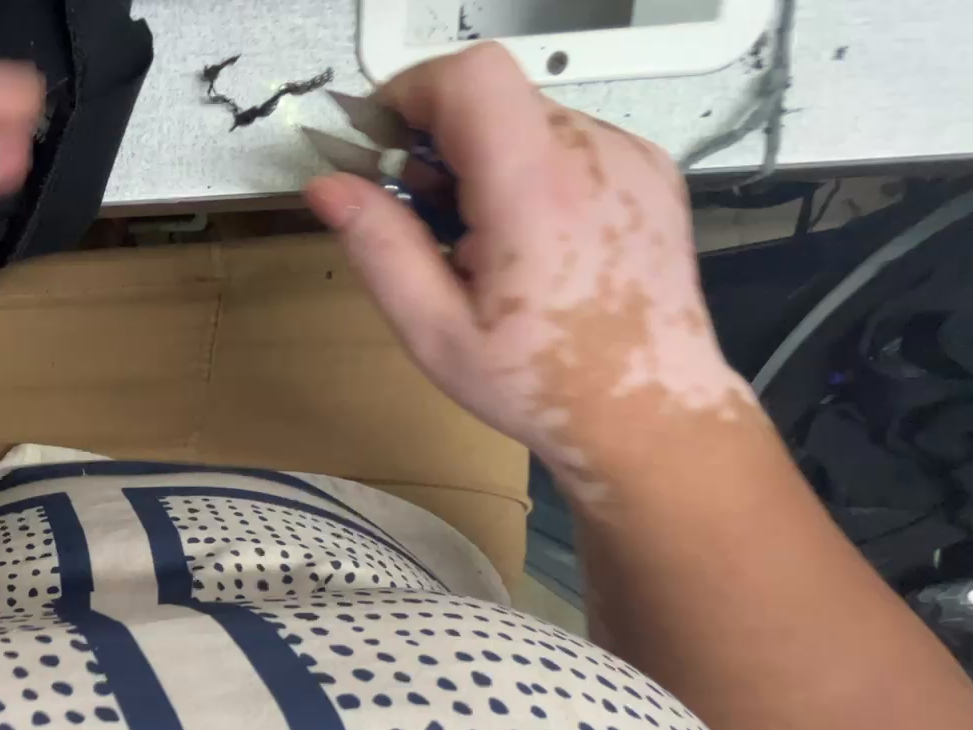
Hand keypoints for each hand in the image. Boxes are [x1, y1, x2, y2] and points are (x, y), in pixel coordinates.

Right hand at [304, 44, 755, 496]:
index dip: (408, 94)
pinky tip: (516, 243)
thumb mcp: (431, 329)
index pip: (470, 77)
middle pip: (492, 98)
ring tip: (470, 245)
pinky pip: (563, 144)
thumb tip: (327, 185)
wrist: (645, 410)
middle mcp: (594, 154)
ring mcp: (629, 157)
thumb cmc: (533, 381)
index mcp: (535, 190)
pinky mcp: (645, 171)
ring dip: (476, 164)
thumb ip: (378, 246)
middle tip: (414, 220)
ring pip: (524, 120)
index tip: (375, 146)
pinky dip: (518, 174)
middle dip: (434, 144)